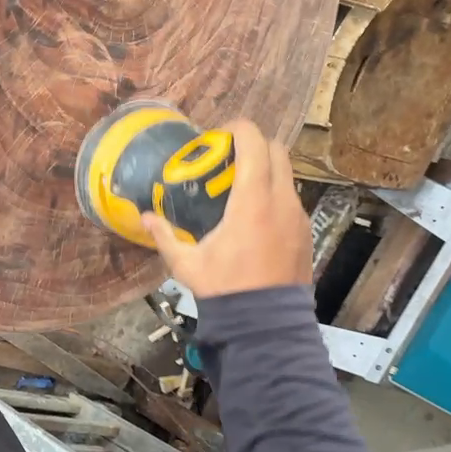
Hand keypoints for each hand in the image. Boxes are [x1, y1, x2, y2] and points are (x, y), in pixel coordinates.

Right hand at [142, 119, 310, 298]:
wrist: (266, 322)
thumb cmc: (224, 288)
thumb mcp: (186, 263)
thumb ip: (164, 236)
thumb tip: (145, 217)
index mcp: (252, 201)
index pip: (254, 144)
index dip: (239, 129)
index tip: (219, 135)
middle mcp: (281, 200)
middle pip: (277, 150)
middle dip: (254, 145)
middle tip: (228, 157)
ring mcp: (297, 215)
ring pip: (287, 174)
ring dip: (266, 169)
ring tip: (239, 186)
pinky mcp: (305, 231)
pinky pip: (291, 198)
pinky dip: (274, 193)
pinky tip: (253, 215)